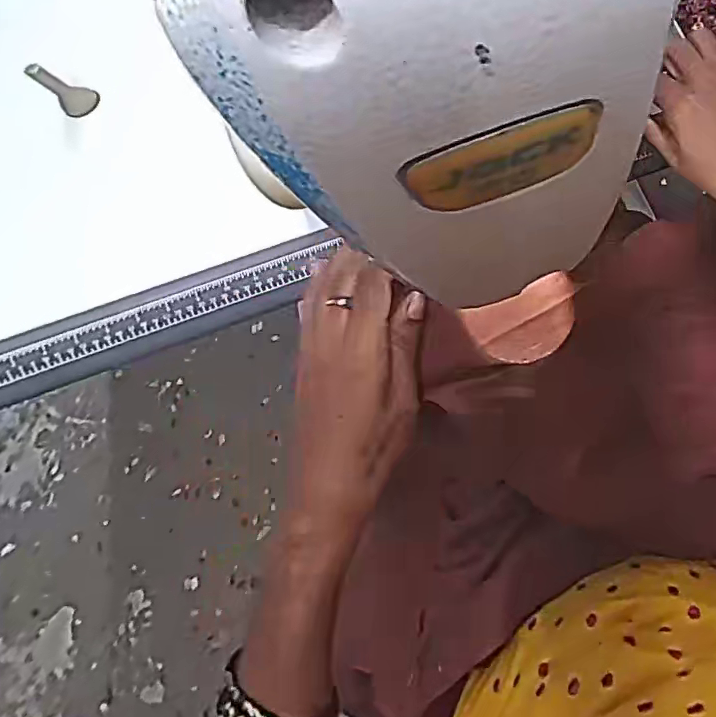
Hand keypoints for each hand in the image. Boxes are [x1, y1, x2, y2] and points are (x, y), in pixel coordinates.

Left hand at [284, 247, 426, 549]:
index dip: (390, 253)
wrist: (326, 483)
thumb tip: (414, 294)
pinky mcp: (302, 352)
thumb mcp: (404, 396)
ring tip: (364, 241)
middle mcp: (330, 331)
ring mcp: (311, 340)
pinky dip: (320, 280)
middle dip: (367, 248)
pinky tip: (325, 269)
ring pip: (322, 282)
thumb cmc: (376, 444)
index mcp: (361, 340)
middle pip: (344, 272)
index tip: (408, 237)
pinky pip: (308, 302)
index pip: (373, 278)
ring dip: (342, 258)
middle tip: (392, 233)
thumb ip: (405, 340)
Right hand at [646, 24, 715, 234]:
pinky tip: (714, 68)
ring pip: (703, 38)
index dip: (646, 81)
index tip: (646, 91)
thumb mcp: (677, 160)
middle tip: (664, 70)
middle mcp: (704, 81)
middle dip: (665, 57)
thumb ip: (657, 134)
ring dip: (691, 47)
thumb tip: (648, 122)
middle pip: (675, 47)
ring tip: (687, 60)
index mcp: (680, 102)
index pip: (652, 76)